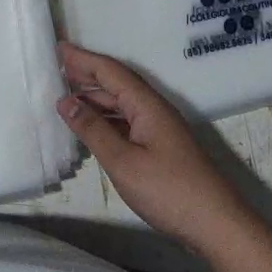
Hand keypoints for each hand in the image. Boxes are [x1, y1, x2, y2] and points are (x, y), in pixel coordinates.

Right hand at [55, 42, 249, 251]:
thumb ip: (93, 130)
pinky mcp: (160, 146)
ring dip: (95, 97)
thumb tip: (65, 101)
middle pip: (116, 83)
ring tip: (66, 96)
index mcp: (146, 104)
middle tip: (55, 69)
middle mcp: (153, 108)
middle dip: (86, 74)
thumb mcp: (122, 161)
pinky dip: (106, 118)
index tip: (57, 48)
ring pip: (122, 102)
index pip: (109, 71)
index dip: (82, 59)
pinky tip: (91, 128)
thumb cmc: (168, 190)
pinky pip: (127, 120)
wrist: (215, 223)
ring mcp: (159, 128)